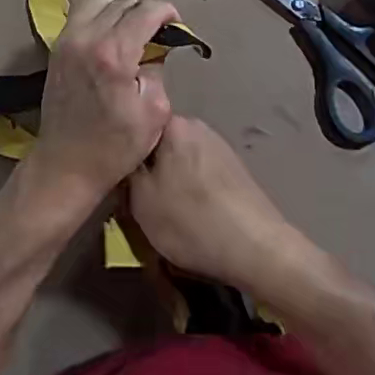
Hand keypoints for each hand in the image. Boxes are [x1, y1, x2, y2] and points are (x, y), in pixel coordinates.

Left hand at [23, 0, 179, 210]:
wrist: (65, 164)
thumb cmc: (114, 146)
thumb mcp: (154, 112)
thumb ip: (157, 70)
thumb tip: (155, 48)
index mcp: (114, 53)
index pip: (145, 10)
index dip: (167, 13)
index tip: (176, 27)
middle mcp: (87, 37)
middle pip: (123, 1)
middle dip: (146, 11)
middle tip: (158, 33)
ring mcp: (67, 39)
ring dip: (120, 7)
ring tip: (132, 30)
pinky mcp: (57, 47)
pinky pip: (81, 13)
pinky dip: (100, 15)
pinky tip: (111, 37)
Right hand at [129, 117, 309, 292]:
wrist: (259, 251)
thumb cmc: (192, 221)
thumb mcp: (141, 201)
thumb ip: (126, 170)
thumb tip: (126, 155)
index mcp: (174, 124)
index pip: (135, 124)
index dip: (122, 149)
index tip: (115, 172)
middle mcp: (198, 126)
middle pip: (159, 142)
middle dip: (147, 166)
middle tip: (136, 196)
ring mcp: (219, 146)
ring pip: (179, 158)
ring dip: (169, 179)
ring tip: (164, 210)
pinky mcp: (234, 169)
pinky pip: (199, 172)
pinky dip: (191, 189)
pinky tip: (191, 214)